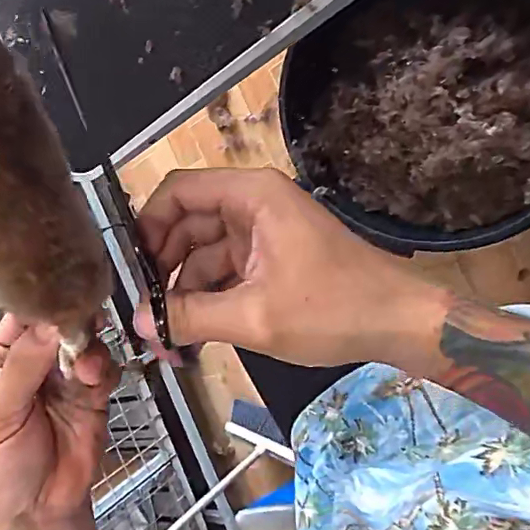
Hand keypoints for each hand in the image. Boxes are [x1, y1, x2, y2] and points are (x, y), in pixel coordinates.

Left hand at [0, 316, 116, 529]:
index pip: (22, 317)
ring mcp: (67, 376)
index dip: (42, 301)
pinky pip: (106, 367)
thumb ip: (24, 366)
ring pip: (87, 341)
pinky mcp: (95, 392)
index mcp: (2, 359)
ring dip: (90, 350)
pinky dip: (104, 369)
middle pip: (61, 323)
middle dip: (74, 323)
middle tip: (86, 323)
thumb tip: (51, 321)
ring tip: (84, 373)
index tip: (64, 288)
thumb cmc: (1, 465)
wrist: (39, 512)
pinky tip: (94, 382)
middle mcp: (36, 360)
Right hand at [134, 167, 453, 369]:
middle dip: (165, 269)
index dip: (147, 228)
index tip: (131, 271)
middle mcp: (256, 204)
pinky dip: (213, 297)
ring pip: (207, 253)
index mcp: (252, 196)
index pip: (178, 192)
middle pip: (189, 224)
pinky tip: (197, 332)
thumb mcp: (254, 316)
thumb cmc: (333, 308)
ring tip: (169, 337)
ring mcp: (267, 232)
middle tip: (146, 314)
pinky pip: (230, 270)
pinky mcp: (276, 258)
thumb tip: (140, 322)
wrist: (397, 320)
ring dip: (187, 291)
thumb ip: (190, 316)